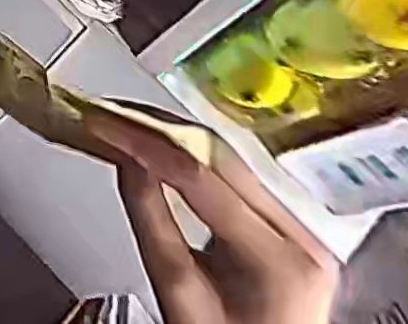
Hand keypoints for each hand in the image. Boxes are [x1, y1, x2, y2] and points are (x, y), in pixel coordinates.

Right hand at [92, 115, 337, 323]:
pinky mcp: (287, 215)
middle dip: (156, 128)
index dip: (144, 143)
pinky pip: (231, 167)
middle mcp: (302, 233)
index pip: (199, 177)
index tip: (105, 124)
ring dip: (171, 132)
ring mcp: (300, 222)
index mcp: (280, 261)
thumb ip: (150, 219)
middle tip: (109, 113)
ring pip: (223, 154)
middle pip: (215, 155)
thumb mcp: (179, 293)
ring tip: (126, 120)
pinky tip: (160, 139)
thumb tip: (123, 156)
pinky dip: (189, 149)